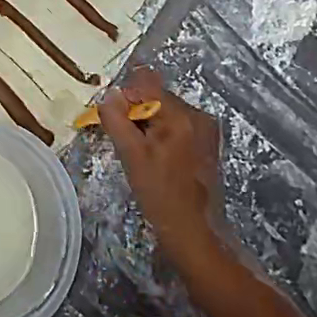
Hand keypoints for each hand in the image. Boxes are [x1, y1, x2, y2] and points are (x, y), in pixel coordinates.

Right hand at [97, 68, 226, 262]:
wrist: (196, 234)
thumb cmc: (161, 196)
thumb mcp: (132, 156)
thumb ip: (117, 120)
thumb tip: (109, 94)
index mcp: (180, 114)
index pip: (146, 83)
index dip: (125, 97)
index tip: (115, 121)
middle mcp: (197, 114)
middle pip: (156, 97)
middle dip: (137, 114)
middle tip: (129, 144)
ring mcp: (206, 129)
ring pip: (166, 112)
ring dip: (149, 125)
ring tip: (143, 156)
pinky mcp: (207, 143)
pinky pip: (177, 126)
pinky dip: (163, 136)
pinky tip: (158, 161)